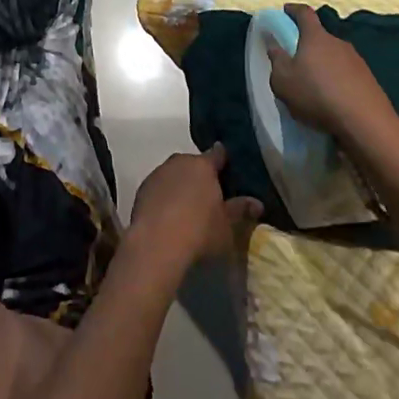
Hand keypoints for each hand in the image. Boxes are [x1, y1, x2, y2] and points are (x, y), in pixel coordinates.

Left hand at [129, 145, 262, 261]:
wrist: (155, 245)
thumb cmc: (198, 232)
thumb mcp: (227, 226)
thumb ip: (241, 210)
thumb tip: (257, 203)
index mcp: (203, 165)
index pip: (218, 153)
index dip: (224, 160)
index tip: (229, 168)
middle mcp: (179, 161)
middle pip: (194, 163)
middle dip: (201, 174)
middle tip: (209, 195)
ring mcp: (158, 173)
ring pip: (175, 173)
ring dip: (181, 184)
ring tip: (187, 207)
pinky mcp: (142, 188)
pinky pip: (159, 187)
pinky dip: (165, 195)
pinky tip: (168, 215)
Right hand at [264, 4, 397, 139]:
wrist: (364, 121)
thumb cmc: (316, 95)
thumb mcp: (283, 81)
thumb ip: (276, 60)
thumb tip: (274, 44)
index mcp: (316, 37)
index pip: (304, 13)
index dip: (293, 10)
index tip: (286, 11)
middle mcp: (338, 42)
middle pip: (320, 37)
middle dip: (308, 45)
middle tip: (296, 61)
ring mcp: (356, 60)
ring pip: (334, 56)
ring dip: (323, 65)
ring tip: (314, 85)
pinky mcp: (368, 79)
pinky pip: (346, 73)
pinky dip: (337, 80)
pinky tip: (332, 98)